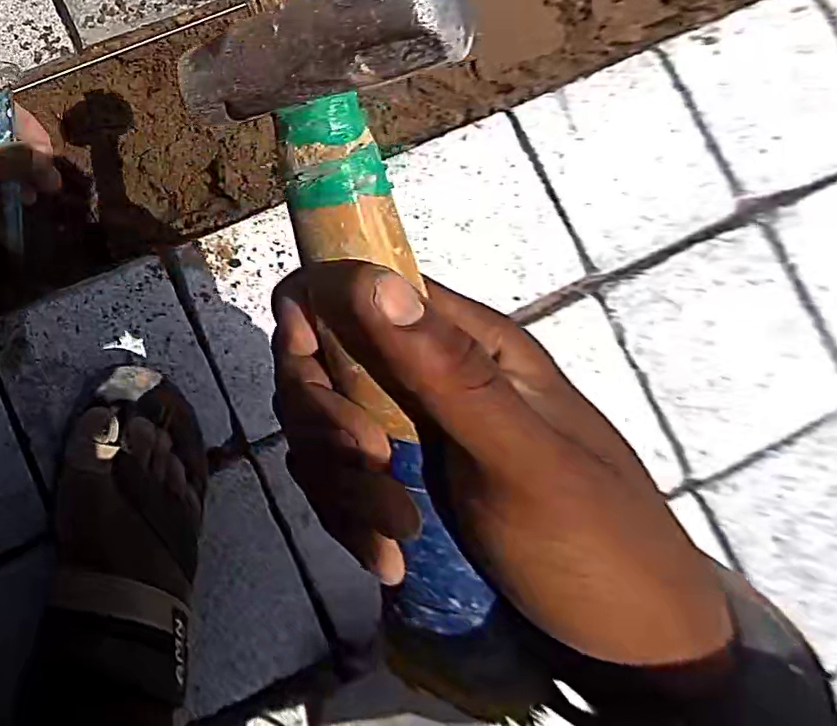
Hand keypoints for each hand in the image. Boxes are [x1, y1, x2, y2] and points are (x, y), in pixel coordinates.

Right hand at [272, 262, 731, 667]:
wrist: (629, 653)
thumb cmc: (599, 546)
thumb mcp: (529, 461)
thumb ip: (448, 372)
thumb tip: (372, 280)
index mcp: (456, 341)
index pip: (349, 285)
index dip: (308, 310)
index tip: (307, 360)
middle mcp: (412, 370)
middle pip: (308, 357)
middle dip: (323, 416)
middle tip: (369, 463)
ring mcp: (388, 421)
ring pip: (306, 421)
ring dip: (336, 479)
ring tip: (395, 532)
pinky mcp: (373, 471)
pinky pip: (318, 471)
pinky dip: (340, 512)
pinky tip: (385, 554)